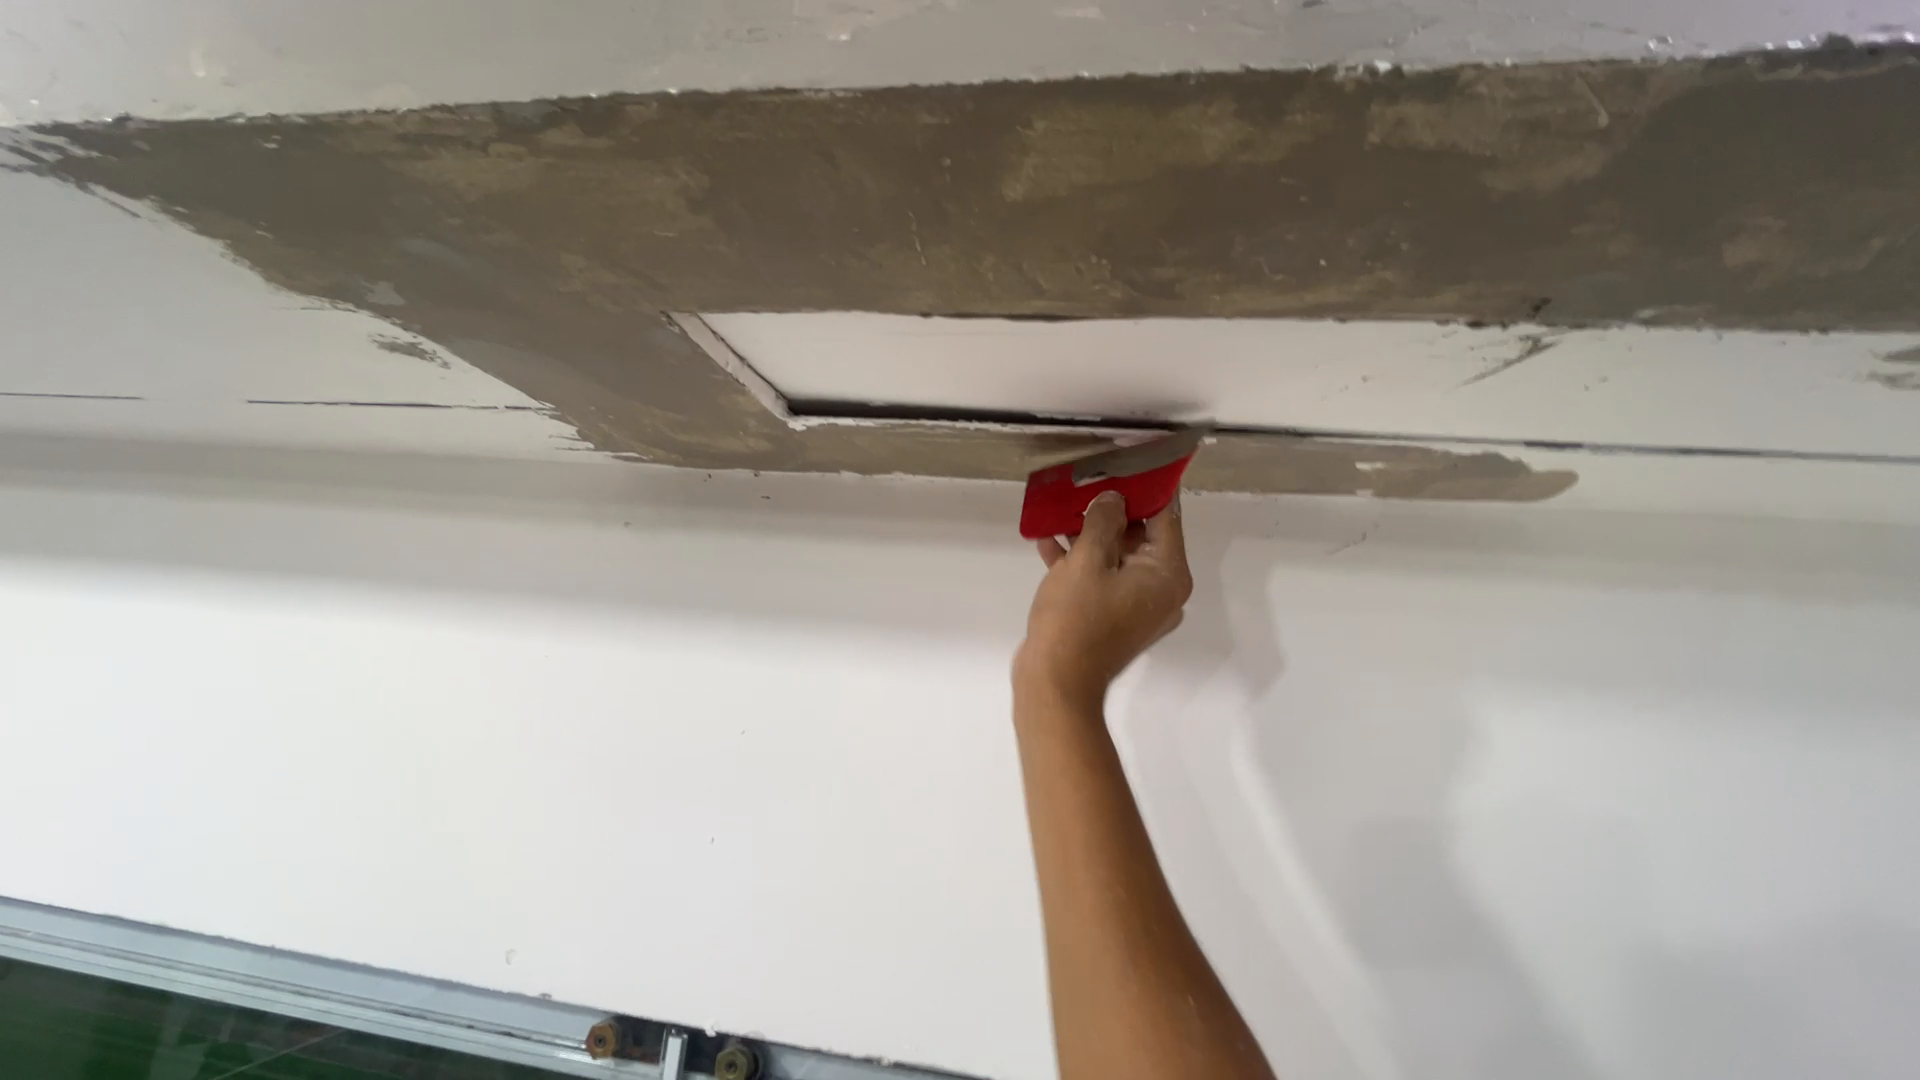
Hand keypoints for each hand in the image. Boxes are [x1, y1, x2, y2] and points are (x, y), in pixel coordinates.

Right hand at [1015, 490, 1193, 708]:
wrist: (1056, 682)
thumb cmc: (1076, 619)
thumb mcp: (1087, 560)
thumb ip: (1103, 520)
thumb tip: (1113, 498)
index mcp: (1167, 575)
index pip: (1166, 516)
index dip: (1145, 488)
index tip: (1124, 465)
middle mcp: (1162, 590)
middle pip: (1140, 536)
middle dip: (1109, 512)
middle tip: (1083, 486)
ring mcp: (1137, 607)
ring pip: (1117, 557)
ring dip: (1088, 536)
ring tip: (1058, 512)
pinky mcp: (1112, 618)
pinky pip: (1102, 579)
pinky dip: (1080, 563)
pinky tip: (1048, 544)